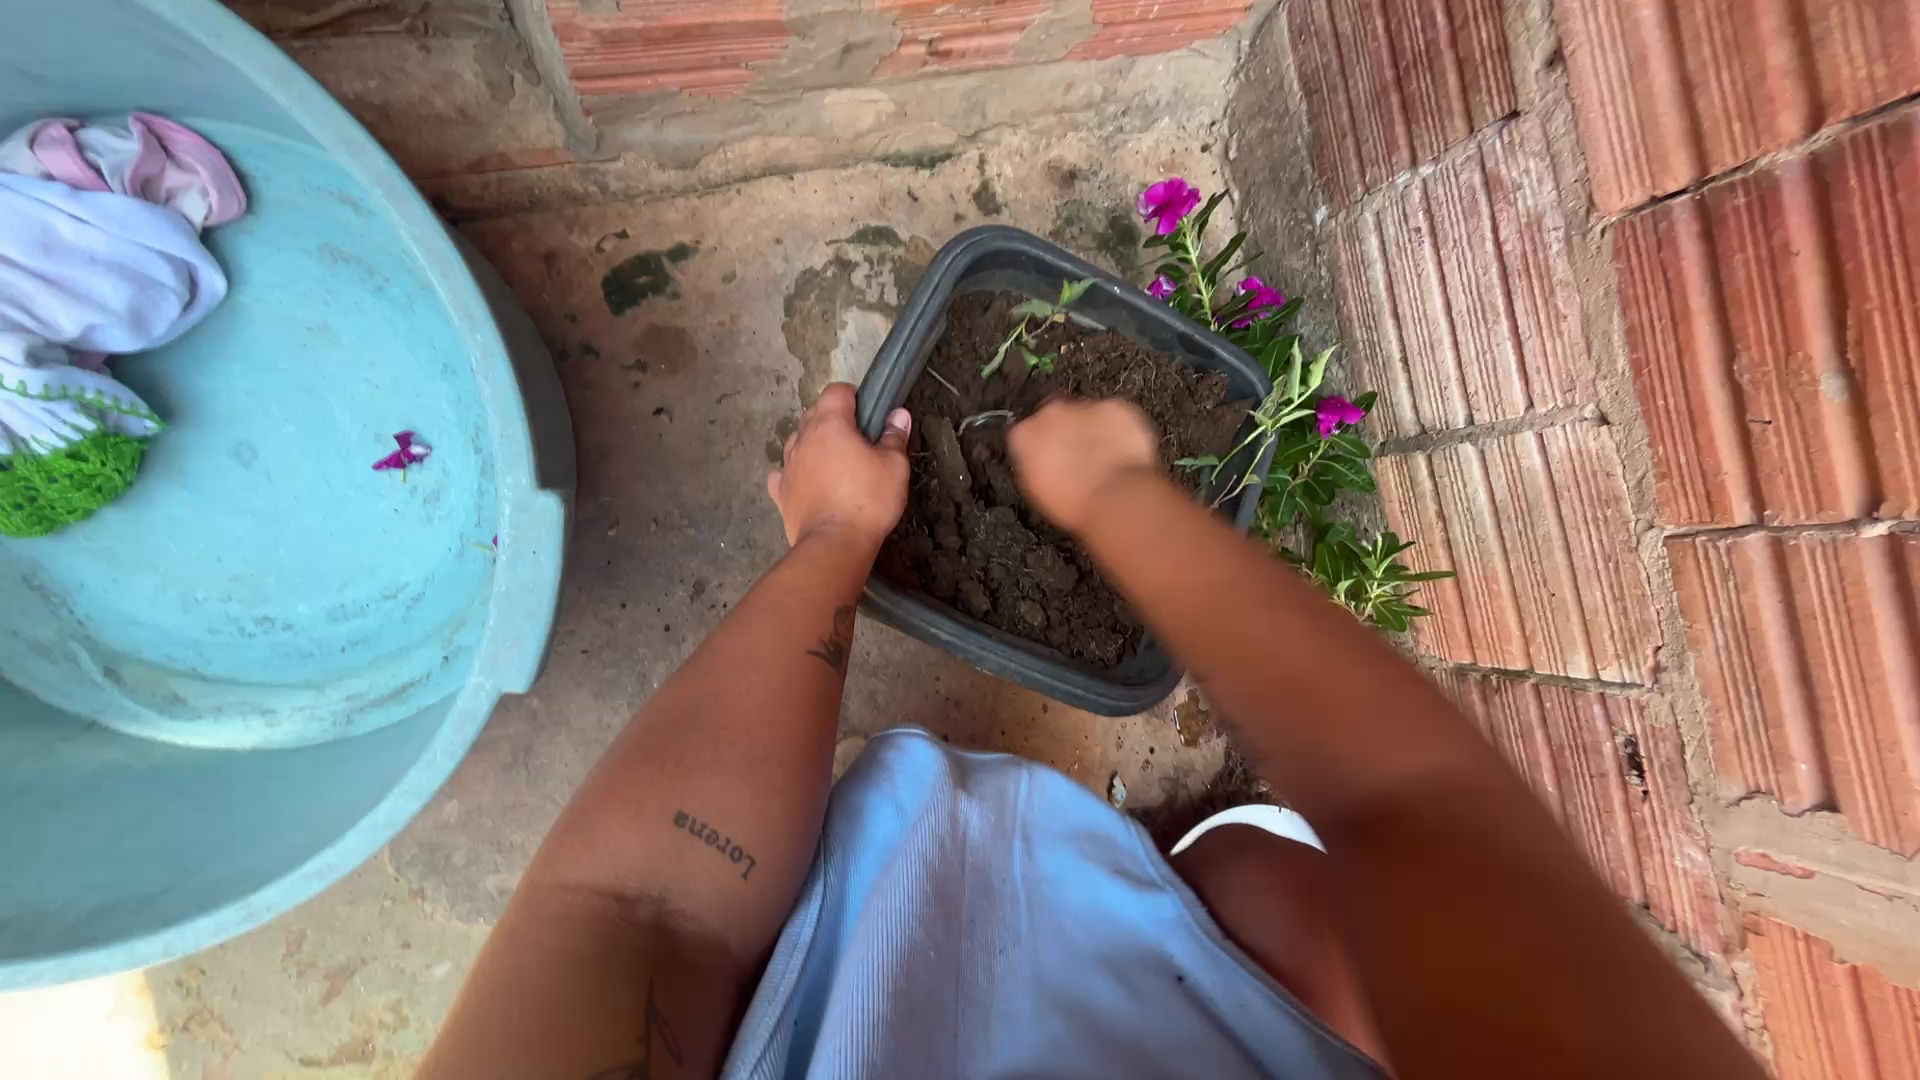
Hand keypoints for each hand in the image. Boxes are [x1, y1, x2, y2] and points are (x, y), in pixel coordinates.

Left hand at [766, 383, 911, 548]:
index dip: (854, 396)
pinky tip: (808, 482)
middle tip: (858, 439)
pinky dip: (795, 472)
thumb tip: (898, 415)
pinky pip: (784, 472)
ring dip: (814, 443)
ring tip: (835, 462)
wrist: (835, 543)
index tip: (869, 412)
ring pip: (798, 441)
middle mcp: (803, 438)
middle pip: (815, 413)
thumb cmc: (868, 500)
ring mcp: (787, 465)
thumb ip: (894, 437)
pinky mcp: (781, 492)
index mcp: (830, 424)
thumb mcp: (894, 466)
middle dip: (834, 418)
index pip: (836, 391)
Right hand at [1006, 398, 1158, 533]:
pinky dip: (1116, 429)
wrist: (1113, 497)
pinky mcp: (1113, 407)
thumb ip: (1033, 466)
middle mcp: (1049, 415)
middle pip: (1054, 416)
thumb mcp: (1037, 492)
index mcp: (1024, 436)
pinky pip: (1112, 414)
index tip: (1048, 460)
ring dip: (1091, 431)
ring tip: (1102, 461)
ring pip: (1085, 414)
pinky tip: (1118, 453)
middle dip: (1065, 432)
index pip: (1025, 433)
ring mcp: (1082, 407)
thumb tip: (1039, 464)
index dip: (1039, 448)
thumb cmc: (1074, 502)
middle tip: (1077, 459)